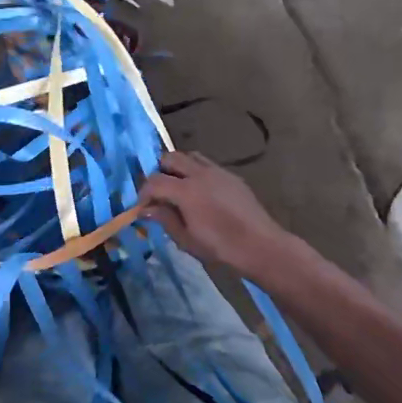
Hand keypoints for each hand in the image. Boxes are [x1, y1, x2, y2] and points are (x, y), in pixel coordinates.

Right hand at [139, 152, 298, 278]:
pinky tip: (201, 194)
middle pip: (170, 158)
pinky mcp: (232, 176)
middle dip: (159, 172)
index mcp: (186, 191)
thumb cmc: (219, 246)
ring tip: (178, 188)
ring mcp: (218, 172)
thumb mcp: (185, 238)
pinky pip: (207, 165)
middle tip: (159, 193)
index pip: (154, 181)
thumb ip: (165, 219)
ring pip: (190, 156)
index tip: (142, 208)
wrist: (259, 244)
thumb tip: (146, 209)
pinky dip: (196, 172)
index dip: (144, 193)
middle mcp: (200, 174)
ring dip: (179, 167)